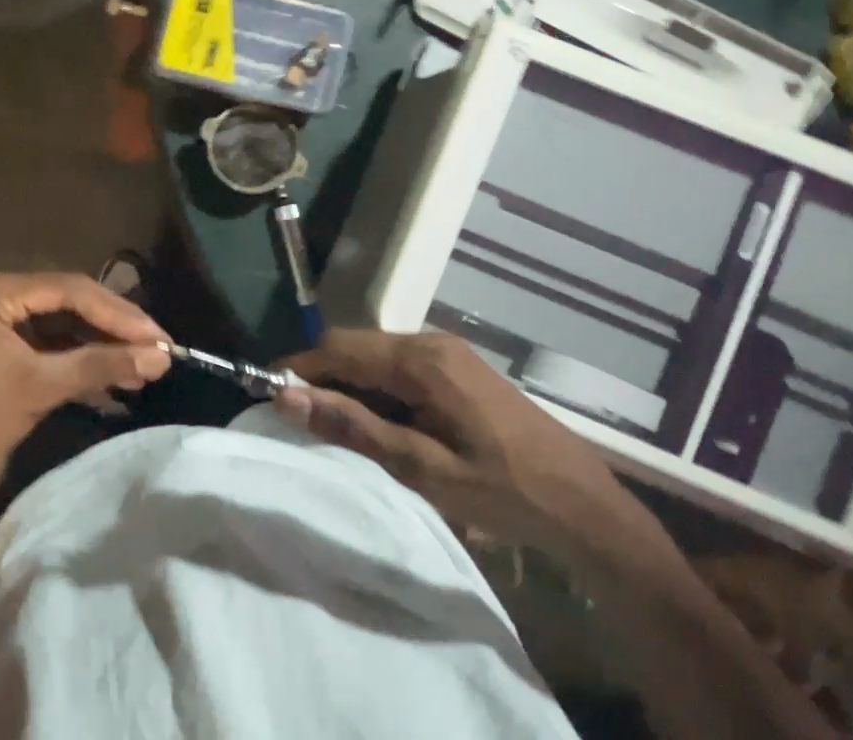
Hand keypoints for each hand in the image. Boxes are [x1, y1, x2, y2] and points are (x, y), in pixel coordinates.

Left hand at [0, 273, 172, 492]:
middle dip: (113, 329)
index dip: (120, 314)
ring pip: (61, 324)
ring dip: (99, 346)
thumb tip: (160, 357)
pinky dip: (78, 360)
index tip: (159, 338)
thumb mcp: (40, 387)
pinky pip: (47, 344)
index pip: (70, 291)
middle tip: (157, 350)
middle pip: (68, 302)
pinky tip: (113, 381)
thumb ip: (100, 365)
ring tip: (142, 370)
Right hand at [274, 330, 657, 559]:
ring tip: (331, 429)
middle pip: (354, 347)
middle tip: (296, 420)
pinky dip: (374, 392)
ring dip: (346, 387)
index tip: (266, 397)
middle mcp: (432, 344)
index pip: (337, 348)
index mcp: (422, 360)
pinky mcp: (458, 371)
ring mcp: (448, 355)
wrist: (585, 508)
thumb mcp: (419, 466)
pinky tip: (375, 426)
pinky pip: (397, 370)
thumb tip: (286, 396)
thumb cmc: (502, 490)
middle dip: (319, 378)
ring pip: (374, 359)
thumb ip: (351, 426)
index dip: (297, 369)